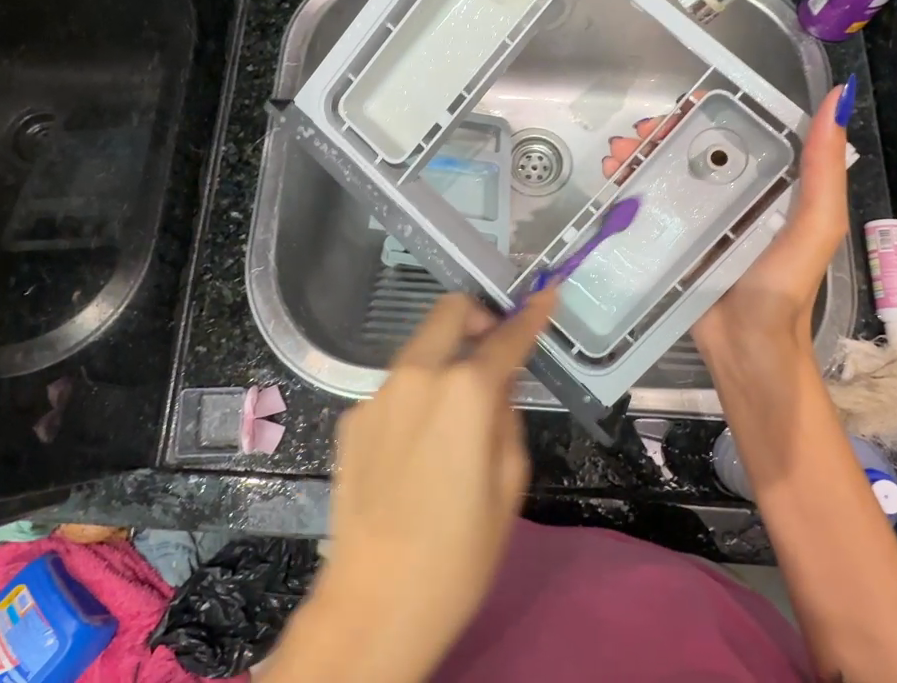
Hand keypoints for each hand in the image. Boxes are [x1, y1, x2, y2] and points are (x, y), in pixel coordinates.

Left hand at [268, 289, 556, 682]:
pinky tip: (418, 449)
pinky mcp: (351, 418)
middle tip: (494, 351)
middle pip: (449, 313)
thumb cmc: (460, 552)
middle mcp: (417, 376)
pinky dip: (416, 398)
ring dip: (445, 361)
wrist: (376, 600)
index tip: (545, 296)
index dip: (531, 315)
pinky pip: (395, 390)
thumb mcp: (509, 483)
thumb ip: (507, 415)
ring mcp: (377, 394)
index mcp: (465, 391)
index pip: (506, 336)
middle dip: (478, 318)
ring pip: (419, 350)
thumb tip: (500, 381)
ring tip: (455, 418)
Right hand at [600, 80, 852, 495]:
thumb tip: (838, 101)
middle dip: (664, 134)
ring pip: (668, 175)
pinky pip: (651, 209)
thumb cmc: (781, 291)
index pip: (742, 135)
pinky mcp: (674, 245)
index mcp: (773, 189)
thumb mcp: (814, 228)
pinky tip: (611, 180)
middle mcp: (736, 199)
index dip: (712, 113)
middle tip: (637, 133)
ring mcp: (701, 222)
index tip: (684, 102)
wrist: (746, 355)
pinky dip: (630, 190)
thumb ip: (823, 171)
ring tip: (617, 154)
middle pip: (695, 151)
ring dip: (640, 157)